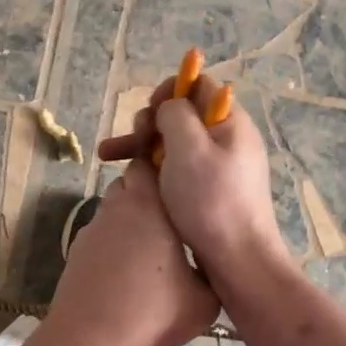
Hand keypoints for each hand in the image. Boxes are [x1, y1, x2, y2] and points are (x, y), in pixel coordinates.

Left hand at [48, 161, 217, 345]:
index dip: (162, 171)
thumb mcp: (204, 300)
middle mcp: (116, 209)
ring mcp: (91, 231)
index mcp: (148, 206)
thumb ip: (210, 272)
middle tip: (171, 224)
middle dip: (147, 196)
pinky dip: (112, 249)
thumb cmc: (154, 312)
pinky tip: (126, 278)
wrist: (91, 340)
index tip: (181, 188)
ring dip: (129, 224)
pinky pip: (99, 240)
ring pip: (112, 212)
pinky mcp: (75, 255)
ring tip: (151, 255)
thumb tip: (213, 267)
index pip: (148, 164)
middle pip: (128, 185)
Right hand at [98, 74, 284, 284]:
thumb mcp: (188, 148)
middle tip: (132, 142)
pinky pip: (177, 170)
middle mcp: (227, 140)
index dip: (169, 91)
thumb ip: (175, 115)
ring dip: (141, 145)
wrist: (238, 259)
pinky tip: (128, 178)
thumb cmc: (212, 200)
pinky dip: (152, 169)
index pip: (199, 86)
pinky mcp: (208, 192)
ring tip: (107, 155)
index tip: (148, 113)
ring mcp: (218, 168)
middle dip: (150, 122)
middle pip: (182, 116)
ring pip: (174, 144)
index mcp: (229, 122)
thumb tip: (169, 107)